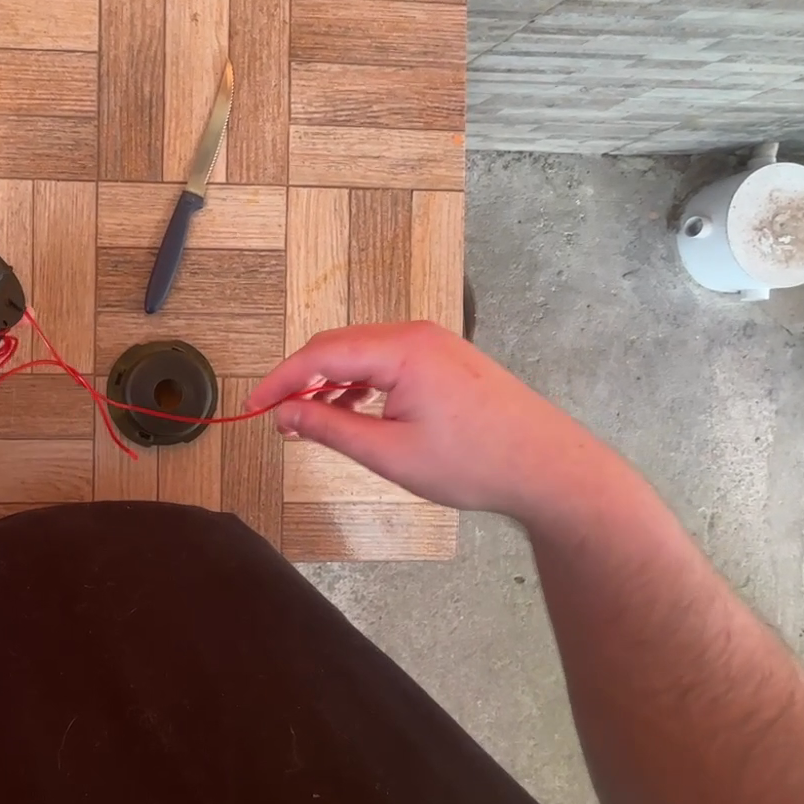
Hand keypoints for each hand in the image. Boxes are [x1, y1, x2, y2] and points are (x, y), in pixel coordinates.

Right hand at [247, 322, 621, 522]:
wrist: (551, 469)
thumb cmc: (473, 463)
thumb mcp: (389, 452)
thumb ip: (329, 427)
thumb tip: (284, 414)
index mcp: (401, 350)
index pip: (319, 354)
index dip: (279, 381)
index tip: (252, 408)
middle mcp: (415, 334)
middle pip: (337, 346)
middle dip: (300, 379)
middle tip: (277, 418)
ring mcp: (433, 343)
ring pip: (359, 353)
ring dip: (327, 381)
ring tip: (308, 419)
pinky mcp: (444, 358)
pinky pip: (385, 361)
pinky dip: (357, 382)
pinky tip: (350, 410)